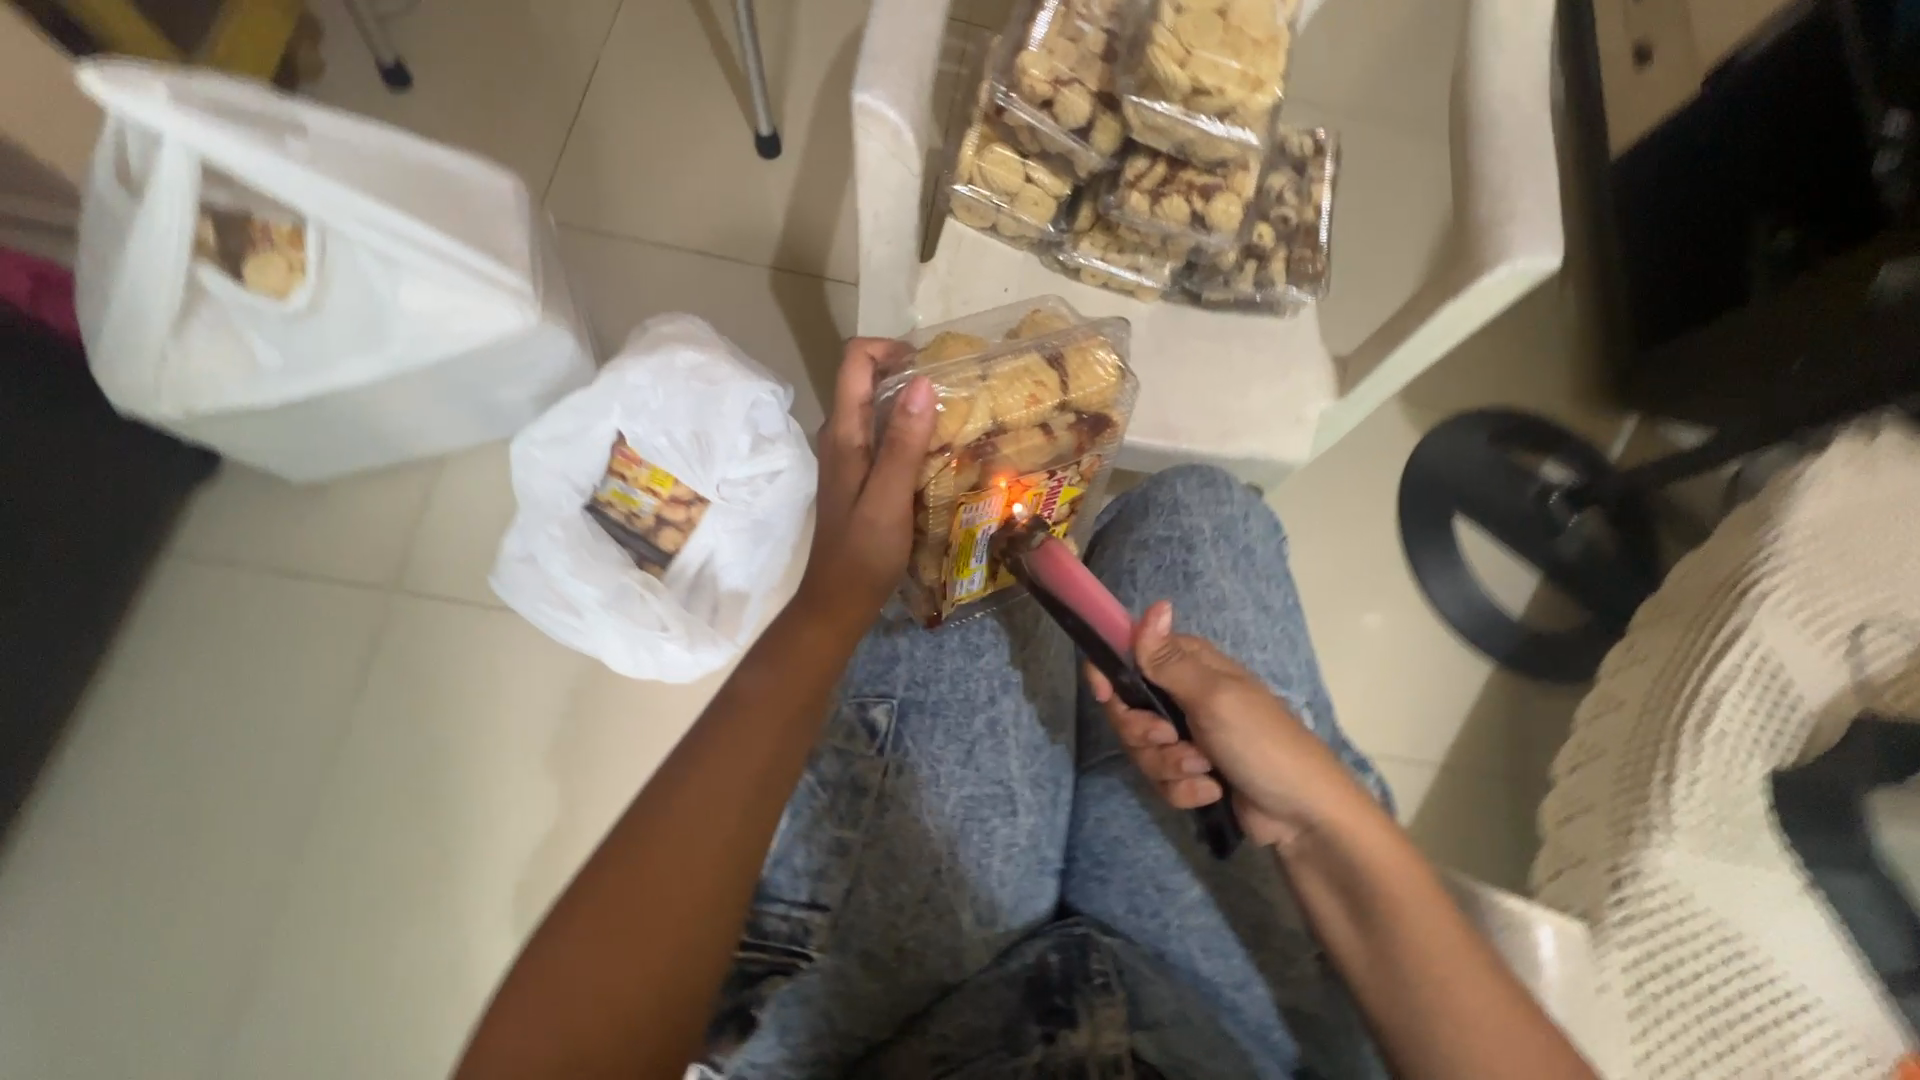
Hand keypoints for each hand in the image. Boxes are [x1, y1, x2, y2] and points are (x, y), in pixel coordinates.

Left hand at [796, 338, 936, 633]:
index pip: (855, 360)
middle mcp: (841, 436)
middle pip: (867, 379)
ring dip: (912, 404)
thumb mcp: (888, 498)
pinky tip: (937, 453)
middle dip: (908, 374)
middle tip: (954, 394)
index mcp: (843, 434)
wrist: (839, 600)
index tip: (931, 367)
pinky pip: (884, 436)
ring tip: (954, 419)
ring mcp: (849, 456)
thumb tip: (922, 383)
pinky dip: (910, 432)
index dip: (890, 348)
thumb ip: (902, 443)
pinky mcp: (861, 475)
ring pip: (877, 408)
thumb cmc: (863, 554)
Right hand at [1087, 601, 1379, 848]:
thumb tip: (1155, 604)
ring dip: (1168, 766)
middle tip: (1172, 740)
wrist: (1301, 815)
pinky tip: (1211, 791)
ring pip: (1141, 748)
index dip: (1109, 675)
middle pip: (1126, 710)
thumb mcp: (1213, 697)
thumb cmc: (1261, 743)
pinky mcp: (1189, 772)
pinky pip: (1160, 778)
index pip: (1129, 656)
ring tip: (1204, 772)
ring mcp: (1185, 736)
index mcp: (1188, 665)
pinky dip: (1182, 789)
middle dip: (1144, 734)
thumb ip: (1169, 661)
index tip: (1106, 695)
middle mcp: (1181, 695)